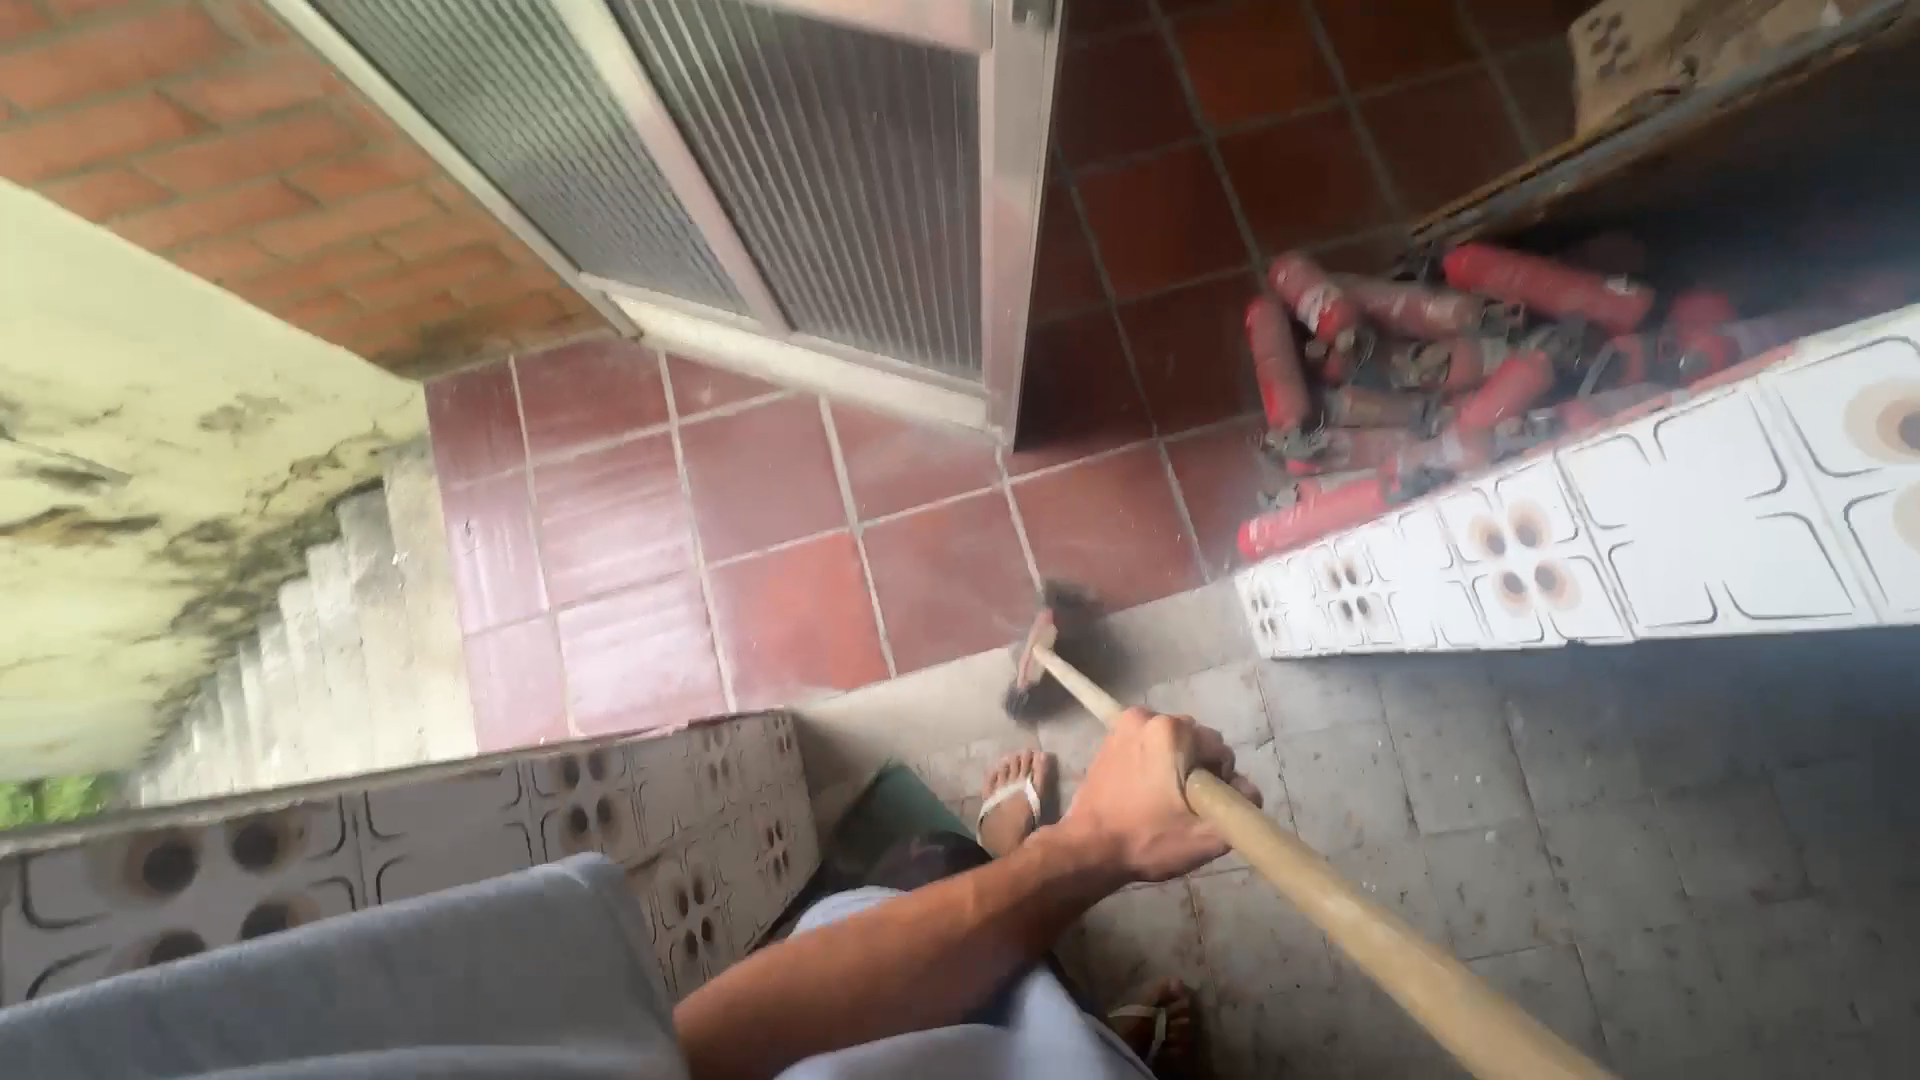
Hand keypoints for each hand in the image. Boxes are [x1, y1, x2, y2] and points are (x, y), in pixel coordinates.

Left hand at [1058, 708, 1261, 882]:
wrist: (1090, 846)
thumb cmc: (1149, 838)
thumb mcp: (1208, 834)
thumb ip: (1241, 806)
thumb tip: (1248, 789)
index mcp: (1173, 731)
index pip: (1219, 749)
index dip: (1222, 779)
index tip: (1206, 805)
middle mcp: (1147, 718)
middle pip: (1193, 739)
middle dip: (1198, 767)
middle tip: (1187, 803)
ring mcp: (1123, 726)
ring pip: (1169, 740)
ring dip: (1175, 763)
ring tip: (1165, 799)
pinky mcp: (1108, 739)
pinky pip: (1146, 744)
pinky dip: (1153, 761)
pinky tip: (1146, 791)